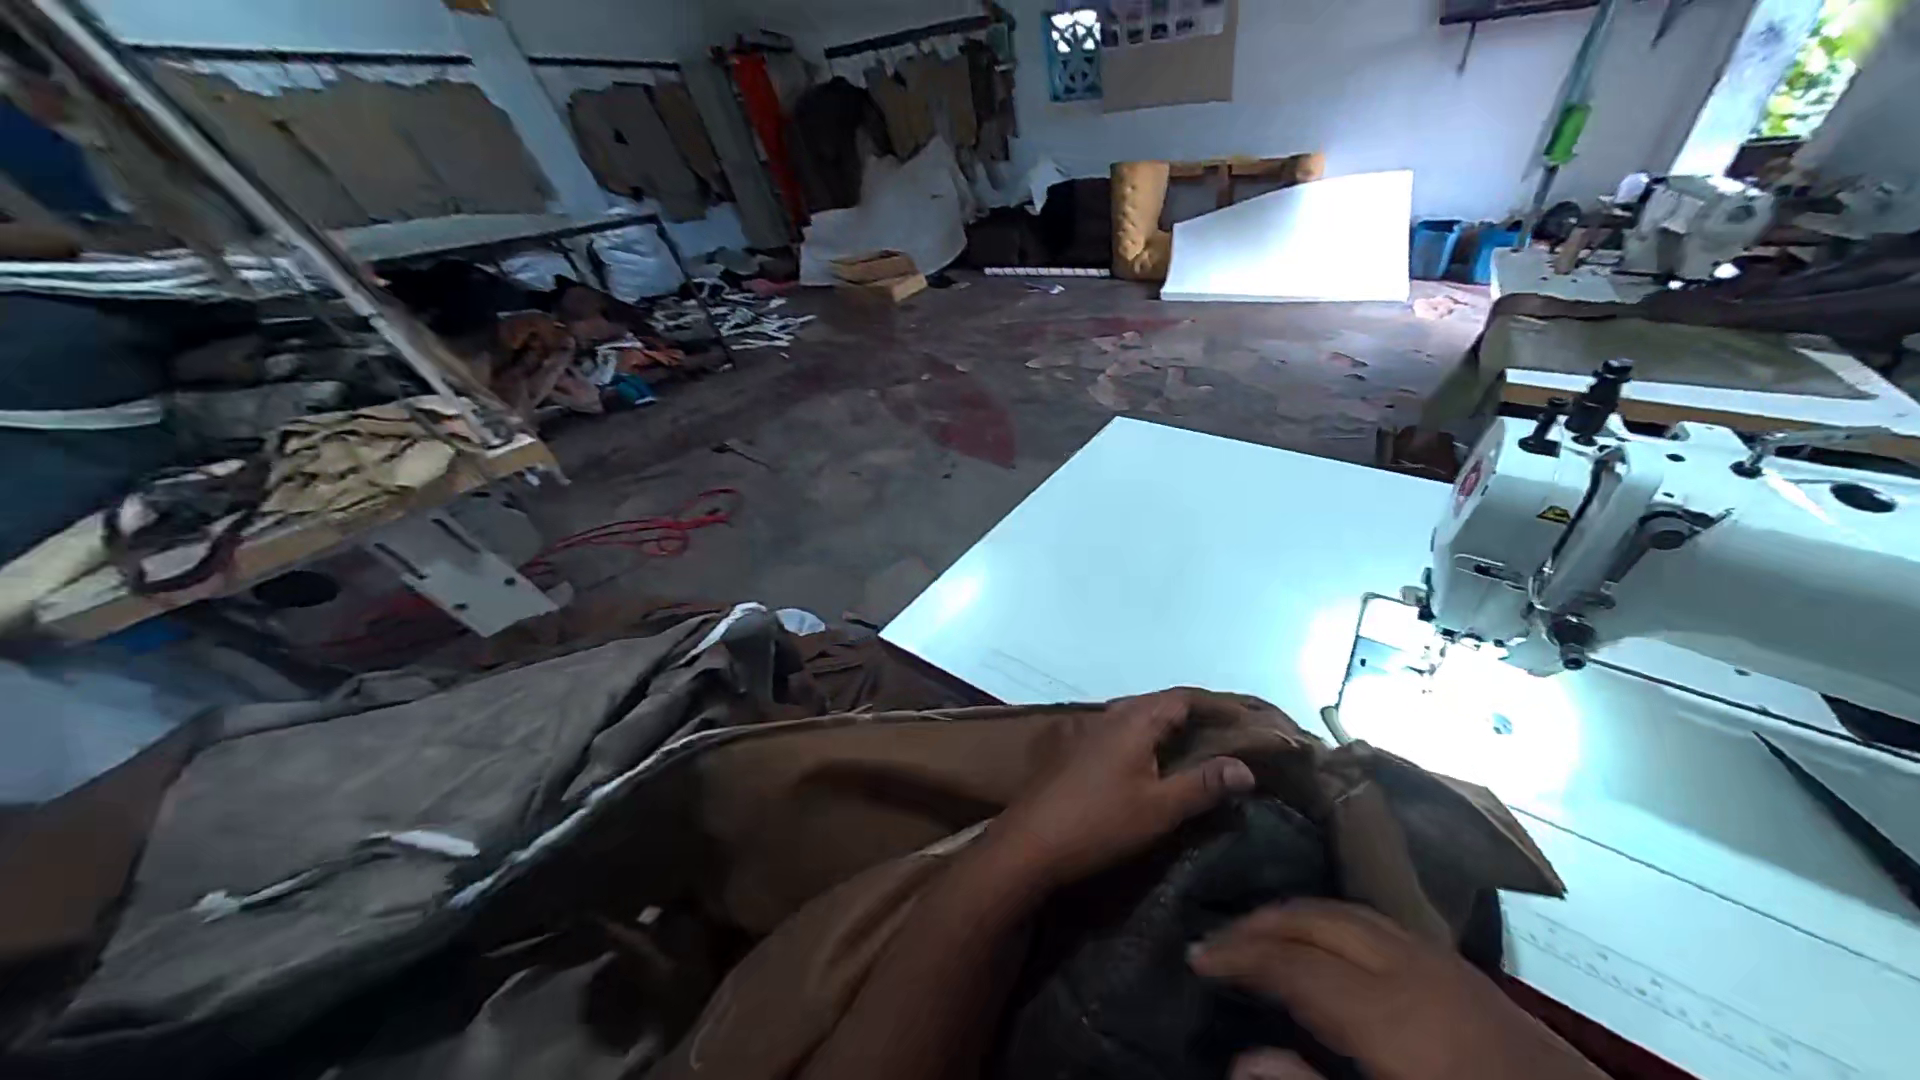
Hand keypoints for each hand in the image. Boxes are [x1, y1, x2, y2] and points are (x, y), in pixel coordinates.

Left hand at [983, 690, 1255, 891]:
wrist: (1030, 841)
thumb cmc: (1099, 822)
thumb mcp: (1159, 808)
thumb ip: (1203, 784)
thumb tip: (1246, 767)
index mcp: (1133, 720)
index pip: (1184, 697)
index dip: (1219, 704)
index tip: (1249, 716)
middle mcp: (1110, 715)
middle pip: (1162, 703)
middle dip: (1199, 713)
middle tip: (1232, 732)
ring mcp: (1089, 730)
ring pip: (1141, 717)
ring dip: (1172, 726)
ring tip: (1203, 744)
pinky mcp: (1077, 749)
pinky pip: (1123, 732)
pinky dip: (1150, 738)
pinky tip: (1157, 761)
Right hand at [1191, 900, 1606, 1079]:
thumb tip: (1240, 1061)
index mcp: (1392, 1014)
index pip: (1291, 963)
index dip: (1237, 955)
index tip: (1194, 956)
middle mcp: (1412, 969)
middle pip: (1315, 920)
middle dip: (1260, 923)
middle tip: (1218, 940)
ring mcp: (1444, 965)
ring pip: (1347, 912)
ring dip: (1294, 916)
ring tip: (1259, 933)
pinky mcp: (1466, 974)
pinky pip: (1377, 924)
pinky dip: (1332, 922)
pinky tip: (1325, 944)